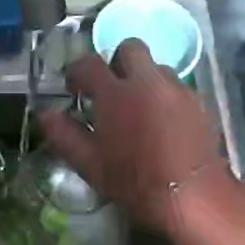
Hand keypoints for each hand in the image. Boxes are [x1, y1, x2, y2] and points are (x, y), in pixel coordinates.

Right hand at [37, 39, 238, 233]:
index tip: (74, 88)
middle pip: (130, 48)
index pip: (88, 64)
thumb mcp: (90, 165)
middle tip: (110, 89)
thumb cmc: (134, 182)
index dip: (76, 72)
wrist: (191, 197)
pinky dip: (164, 96)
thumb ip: (64, 136)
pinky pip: (176, 87)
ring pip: (156, 67)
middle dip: (117, 62)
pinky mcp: (199, 102)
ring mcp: (177, 89)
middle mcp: (148, 81)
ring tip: (138, 108)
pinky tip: (161, 123)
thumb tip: (45, 115)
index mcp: (116, 94)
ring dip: (143, 79)